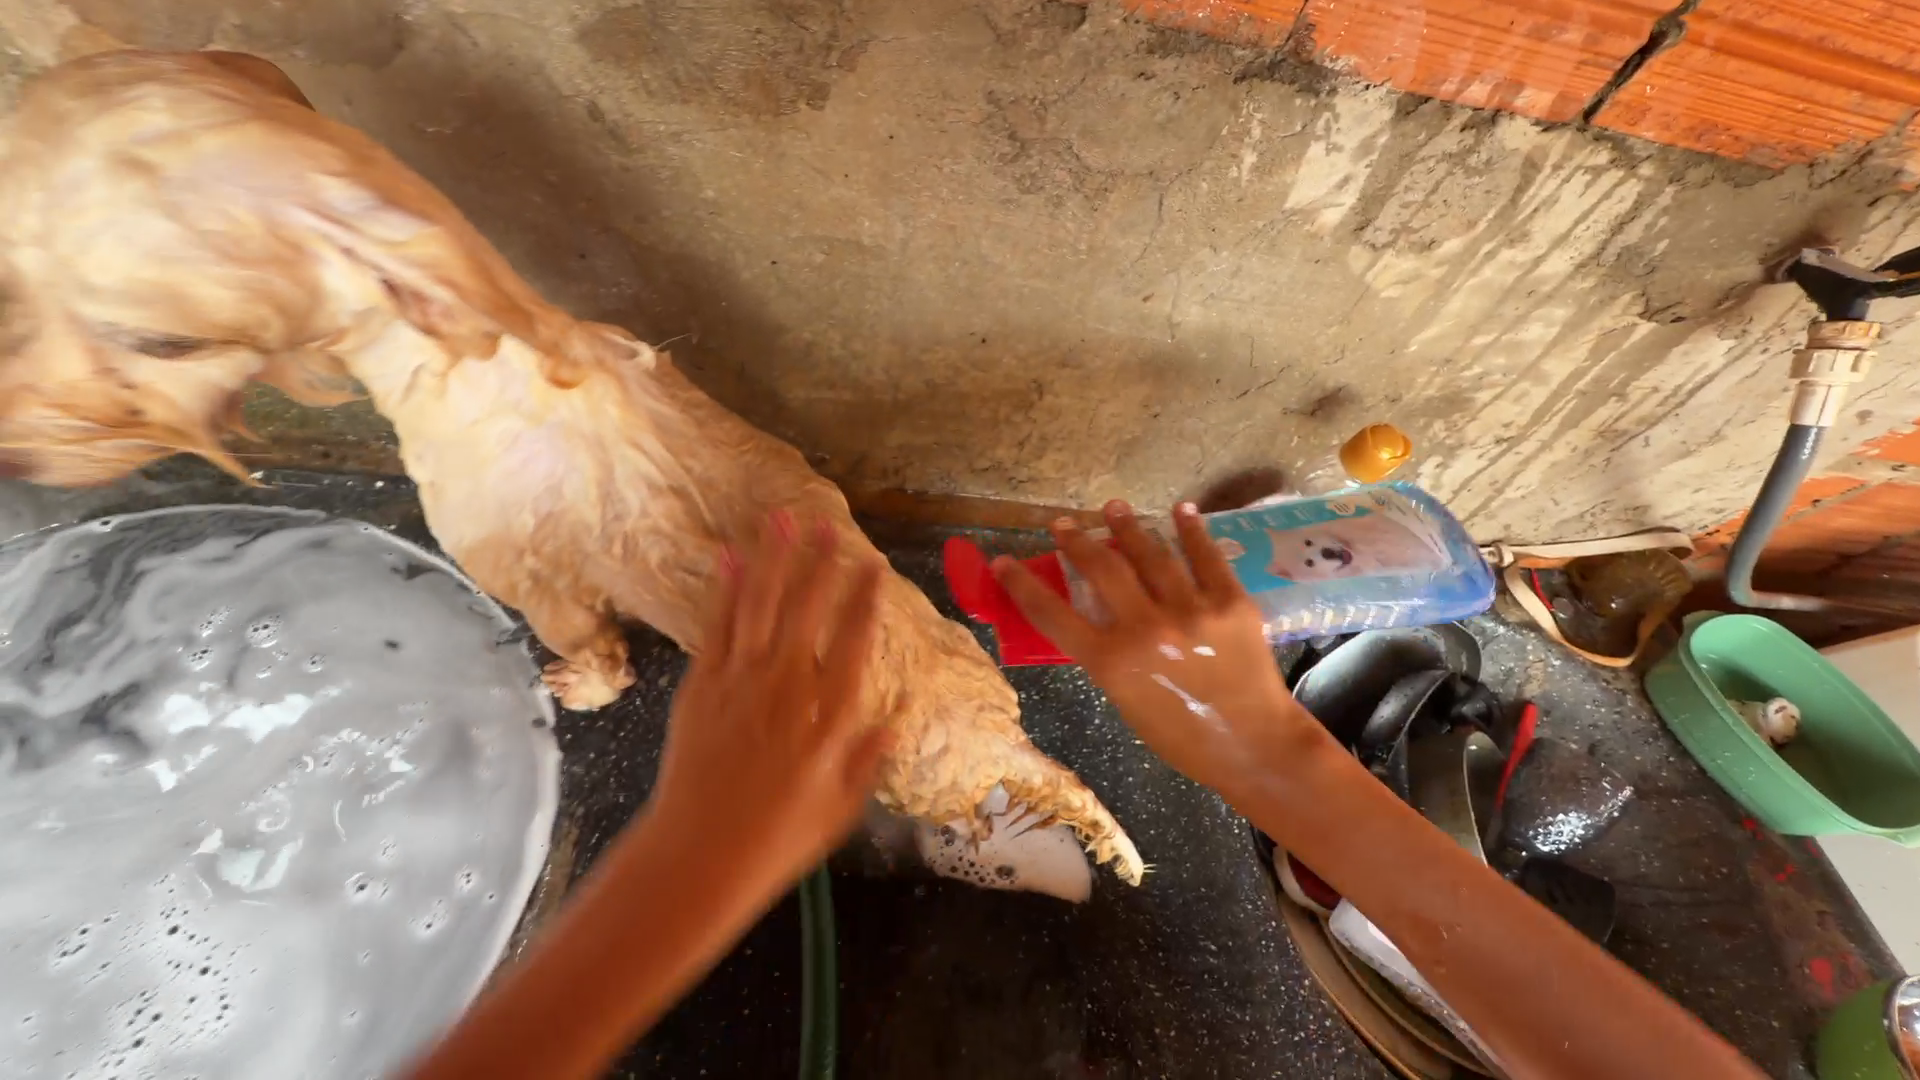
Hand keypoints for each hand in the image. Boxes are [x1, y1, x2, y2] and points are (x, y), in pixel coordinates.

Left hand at [646, 513, 891, 894]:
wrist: (699, 855)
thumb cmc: (780, 838)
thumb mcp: (842, 807)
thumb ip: (868, 759)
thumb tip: (896, 721)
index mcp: (828, 714)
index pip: (853, 641)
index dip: (864, 599)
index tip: (873, 566)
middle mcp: (788, 684)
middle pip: (808, 610)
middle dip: (819, 563)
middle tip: (827, 524)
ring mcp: (741, 680)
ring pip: (761, 605)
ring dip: (773, 559)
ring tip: (781, 518)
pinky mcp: (703, 684)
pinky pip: (717, 626)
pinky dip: (725, 589)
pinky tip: (729, 556)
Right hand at [991, 500, 1311, 801]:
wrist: (1252, 745)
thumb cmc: (1180, 736)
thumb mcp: (1125, 700)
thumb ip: (1106, 655)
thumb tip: (1096, 614)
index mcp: (1111, 661)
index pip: (1051, 613)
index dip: (1021, 584)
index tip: (1003, 561)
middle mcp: (1145, 629)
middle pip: (1101, 569)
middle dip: (1077, 540)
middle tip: (1064, 523)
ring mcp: (1190, 611)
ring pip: (1150, 554)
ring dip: (1127, 526)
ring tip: (1113, 507)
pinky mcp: (1230, 602)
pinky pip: (1206, 557)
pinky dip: (1191, 530)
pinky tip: (1180, 510)